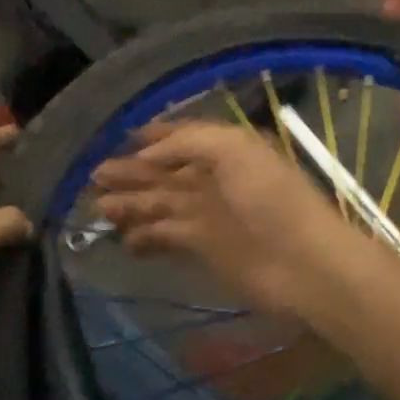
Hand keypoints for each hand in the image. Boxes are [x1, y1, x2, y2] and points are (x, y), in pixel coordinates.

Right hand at [92, 122, 348, 314]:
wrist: (305, 262)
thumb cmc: (271, 197)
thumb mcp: (232, 149)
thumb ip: (186, 143)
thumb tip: (145, 154)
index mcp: (225, 147)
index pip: (181, 136)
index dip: (152, 137)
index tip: (120, 138)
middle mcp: (214, 177)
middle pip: (164, 172)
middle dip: (131, 172)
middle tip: (94, 176)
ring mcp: (209, 214)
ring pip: (161, 204)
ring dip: (131, 204)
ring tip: (98, 207)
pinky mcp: (206, 248)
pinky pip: (167, 236)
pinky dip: (145, 236)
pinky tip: (124, 239)